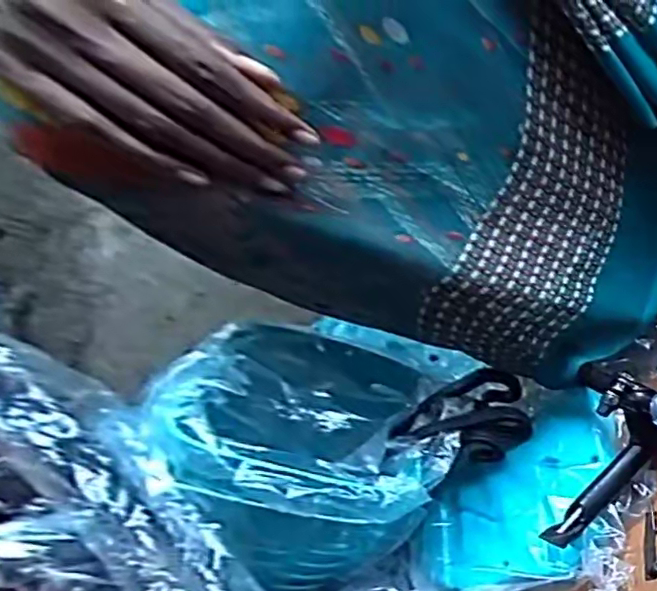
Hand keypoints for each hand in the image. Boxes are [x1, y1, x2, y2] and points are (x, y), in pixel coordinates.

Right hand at [0, 0, 316, 190]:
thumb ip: (199, 36)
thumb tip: (268, 80)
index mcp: (116, 1)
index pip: (208, 70)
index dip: (263, 109)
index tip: (307, 139)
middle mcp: (83, 29)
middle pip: (188, 105)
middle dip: (251, 147)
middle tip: (295, 174)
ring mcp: (47, 53)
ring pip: (153, 124)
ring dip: (219, 162)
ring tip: (267, 186)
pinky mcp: (17, 72)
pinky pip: (97, 127)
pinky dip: (153, 159)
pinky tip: (201, 180)